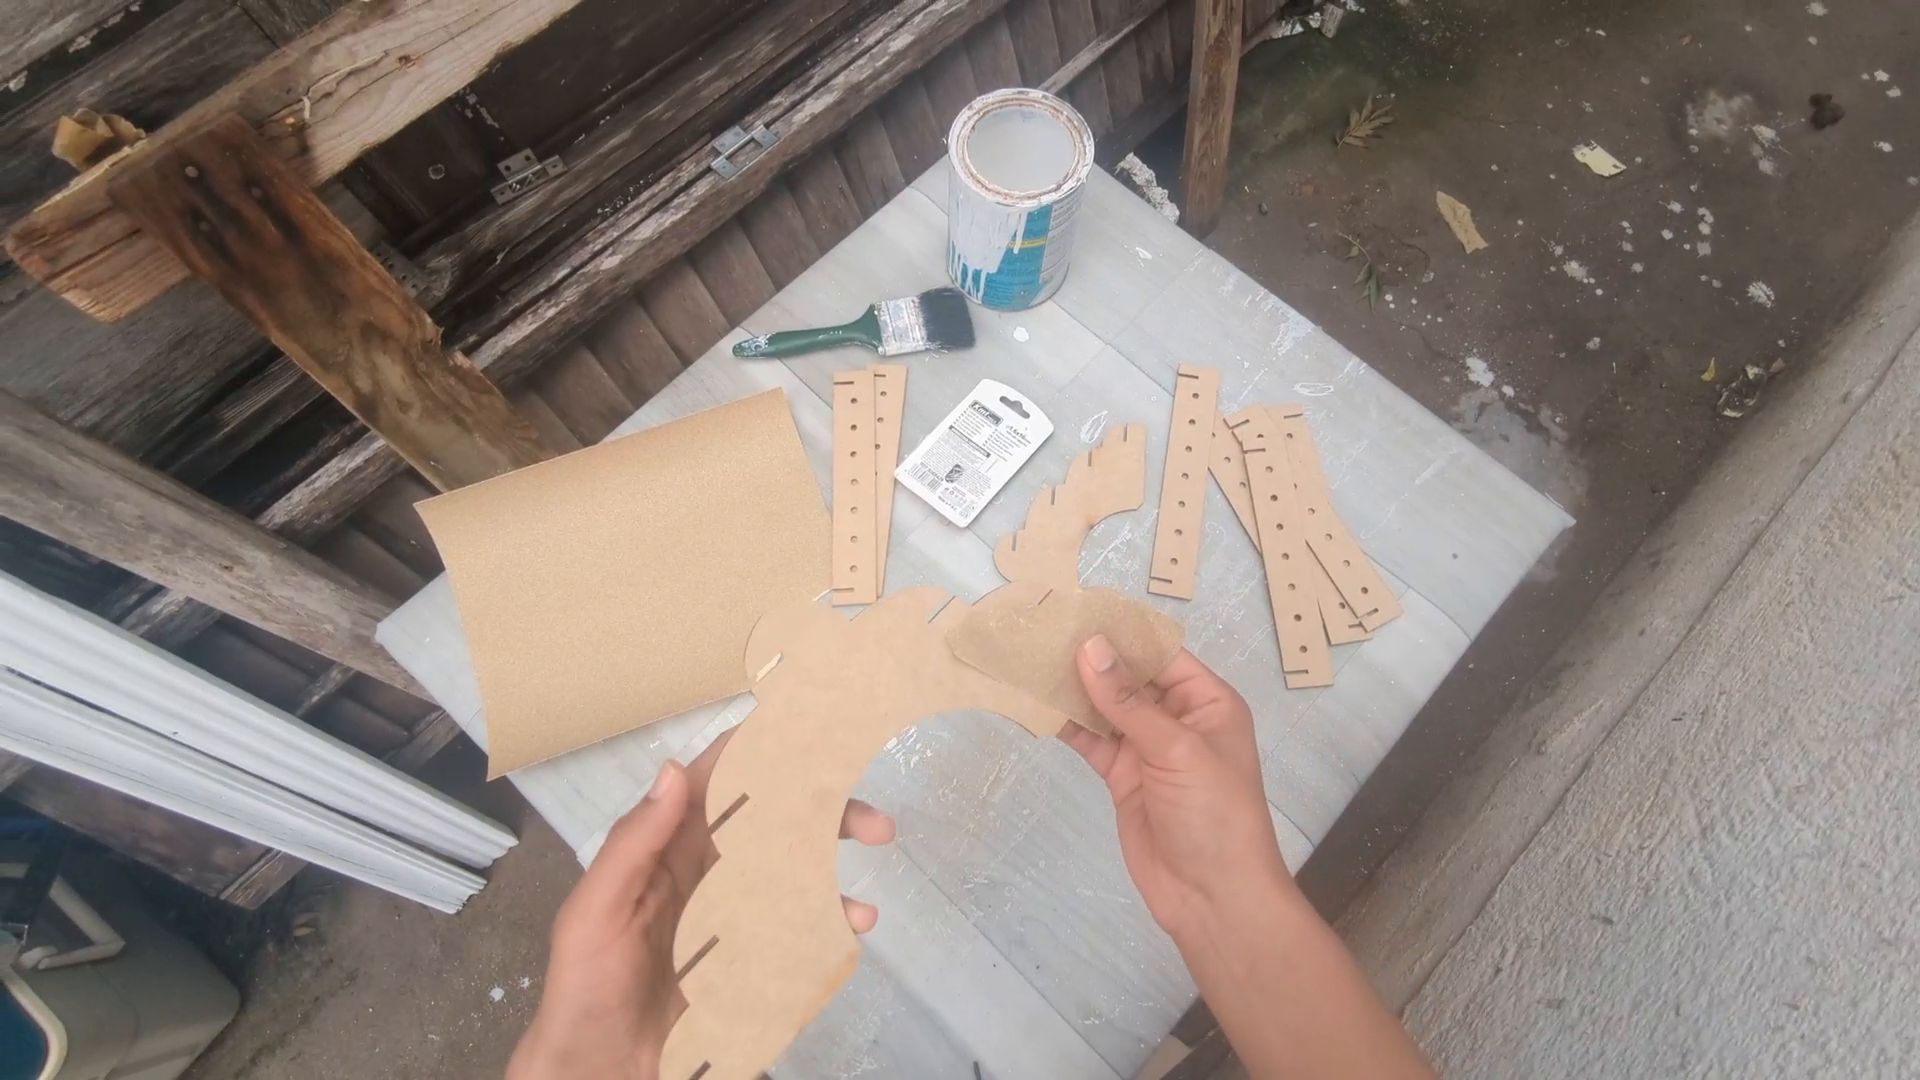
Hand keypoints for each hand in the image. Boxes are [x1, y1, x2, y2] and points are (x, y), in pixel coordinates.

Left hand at [507, 728, 894, 1079]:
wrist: (601, 1077)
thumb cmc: (587, 990)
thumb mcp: (593, 915)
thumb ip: (632, 844)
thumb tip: (672, 769)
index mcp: (670, 839)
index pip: (721, 774)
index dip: (762, 744)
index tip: (811, 720)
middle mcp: (711, 859)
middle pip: (775, 811)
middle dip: (824, 799)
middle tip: (870, 813)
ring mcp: (737, 902)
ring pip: (798, 858)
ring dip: (839, 851)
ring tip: (877, 851)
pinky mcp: (754, 944)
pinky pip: (801, 917)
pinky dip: (833, 913)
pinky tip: (853, 922)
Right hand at [1062, 637, 1292, 939]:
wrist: (1212, 899)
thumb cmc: (1213, 813)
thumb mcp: (1176, 748)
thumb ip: (1127, 700)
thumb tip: (1089, 646)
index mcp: (1205, 701)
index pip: (1159, 654)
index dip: (1121, 633)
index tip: (1076, 611)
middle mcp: (1175, 717)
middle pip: (1128, 677)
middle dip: (1090, 658)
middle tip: (1042, 632)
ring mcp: (1146, 746)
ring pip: (1104, 706)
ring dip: (1072, 689)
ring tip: (1030, 661)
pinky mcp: (1122, 774)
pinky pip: (1091, 739)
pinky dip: (1066, 724)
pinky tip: (1036, 706)